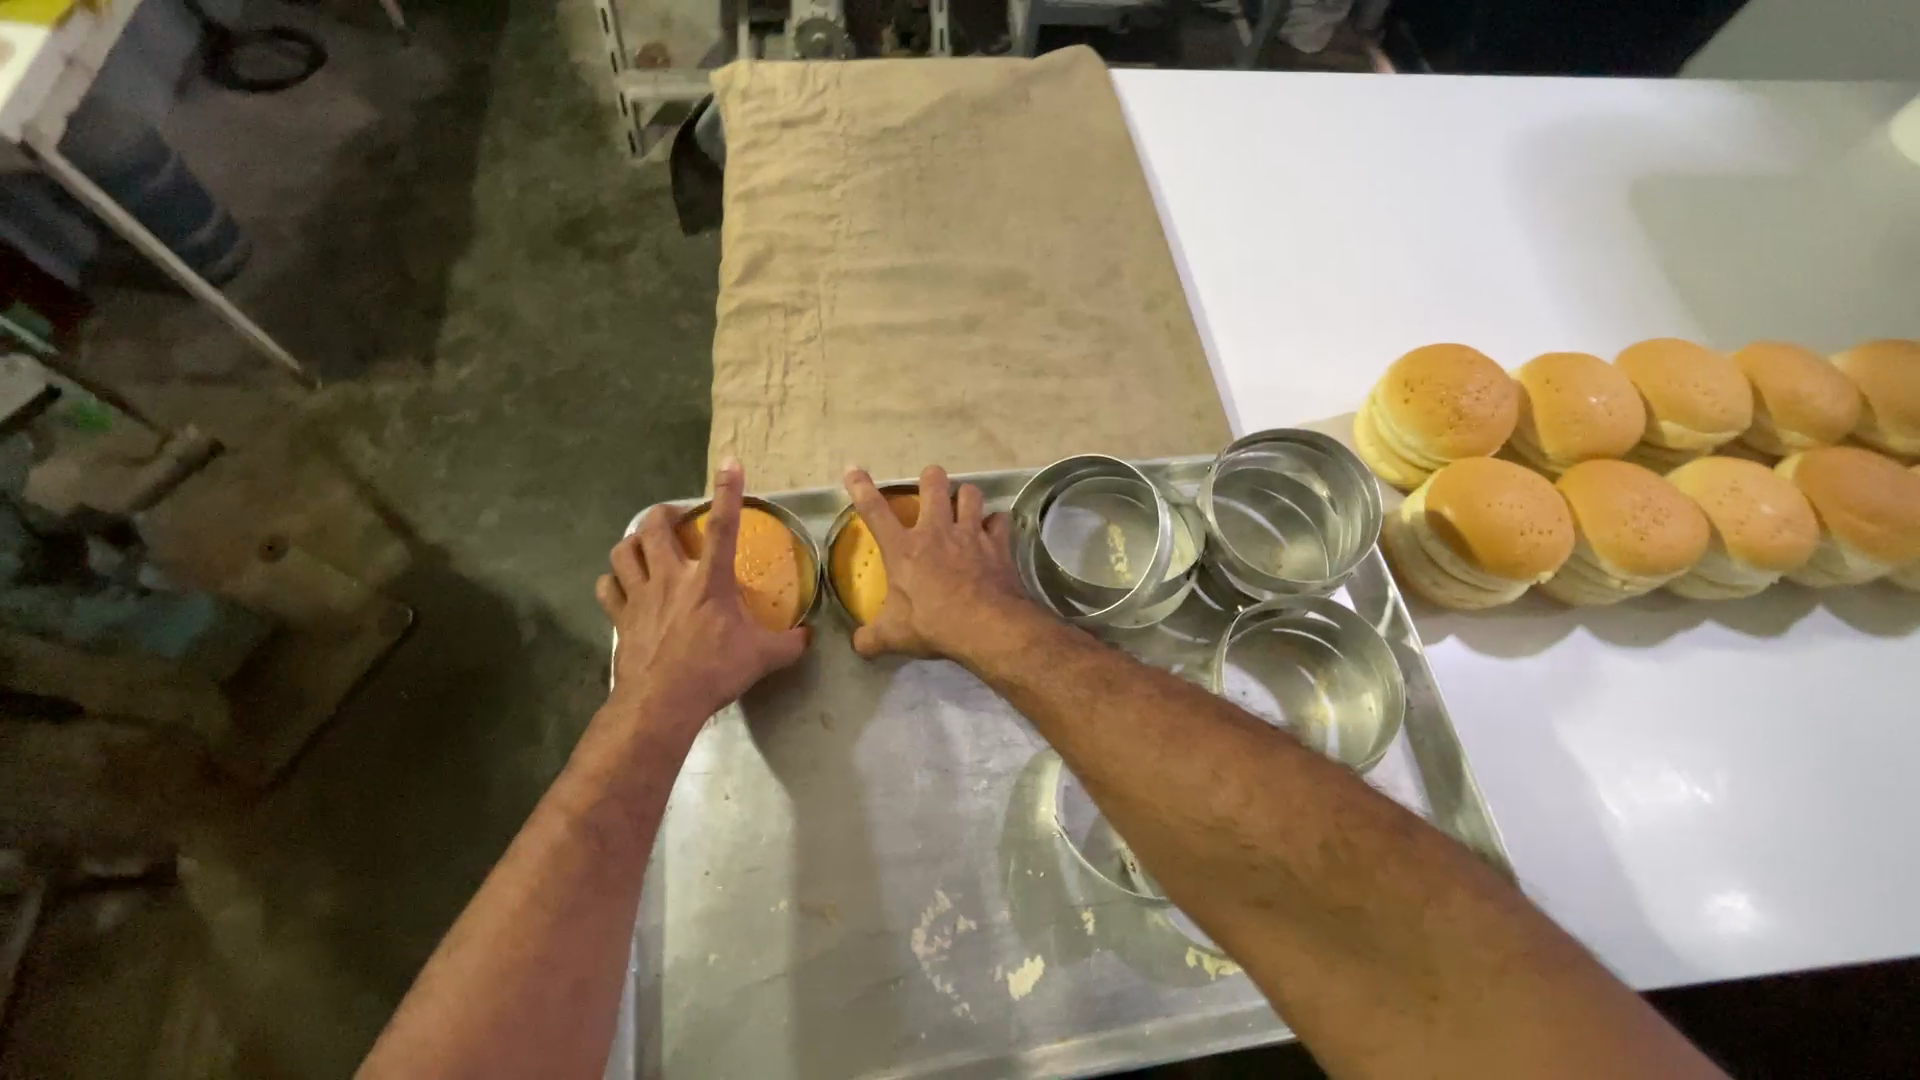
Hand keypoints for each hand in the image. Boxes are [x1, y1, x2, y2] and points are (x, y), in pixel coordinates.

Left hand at [597, 459, 809, 722]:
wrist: (661, 703)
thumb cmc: (714, 672)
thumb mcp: (763, 658)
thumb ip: (790, 643)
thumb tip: (810, 637)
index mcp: (709, 581)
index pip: (723, 526)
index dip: (727, 492)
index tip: (730, 463)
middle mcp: (671, 578)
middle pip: (655, 527)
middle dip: (664, 514)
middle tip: (677, 520)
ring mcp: (640, 596)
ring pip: (624, 550)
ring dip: (634, 542)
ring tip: (647, 545)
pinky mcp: (621, 618)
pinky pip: (609, 587)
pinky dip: (615, 580)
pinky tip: (625, 584)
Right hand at [843, 464, 1031, 659]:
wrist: (986, 626)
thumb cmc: (933, 625)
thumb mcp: (892, 636)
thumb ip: (871, 639)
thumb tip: (859, 645)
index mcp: (903, 549)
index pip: (874, 511)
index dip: (861, 488)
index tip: (853, 470)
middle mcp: (936, 532)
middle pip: (933, 484)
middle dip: (931, 478)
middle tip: (931, 483)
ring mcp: (970, 534)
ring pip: (970, 494)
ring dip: (966, 496)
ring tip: (965, 503)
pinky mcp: (998, 544)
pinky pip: (1000, 520)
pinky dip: (997, 523)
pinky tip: (994, 530)